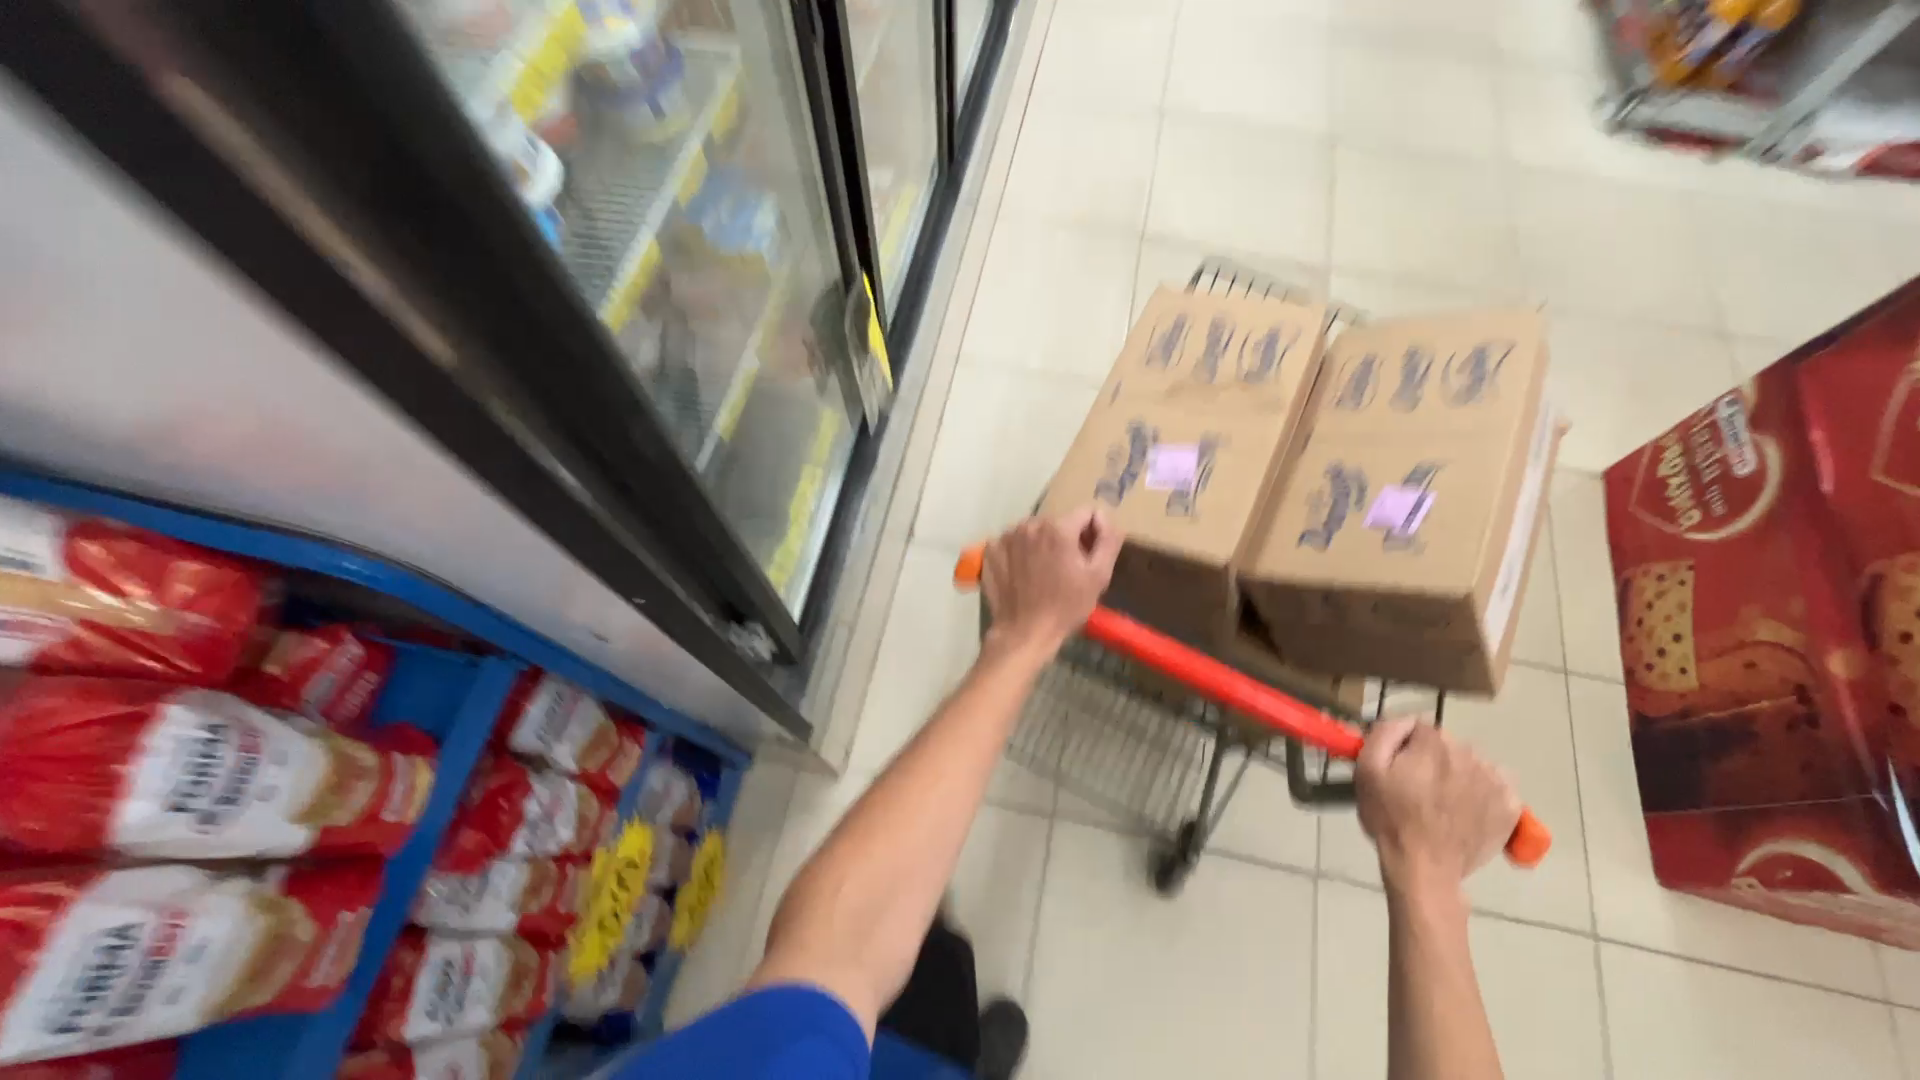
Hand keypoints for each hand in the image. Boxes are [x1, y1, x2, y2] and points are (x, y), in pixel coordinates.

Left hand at [981, 507, 1122, 657]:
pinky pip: (1012, 542)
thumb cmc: (1066, 606)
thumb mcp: (1098, 576)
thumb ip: (1108, 539)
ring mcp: (1006, 536)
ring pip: (1033, 531)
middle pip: (1056, 522)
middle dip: (1064, 539)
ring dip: (1040, 545)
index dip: (1091, 533)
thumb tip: (1103, 516)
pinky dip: (1018, 553)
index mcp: (1058, 528)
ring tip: (1041, 573)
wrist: (1024, 631)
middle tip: (1064, 569)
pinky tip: (1022, 574)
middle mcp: (1030, 524)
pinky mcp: (990, 549)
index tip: (1086, 556)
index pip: (1085, 513)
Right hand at [1356, 716, 1520, 897]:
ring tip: (1442, 803)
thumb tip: (1404, 719)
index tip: (1397, 768)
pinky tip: (1468, 810)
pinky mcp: (1512, 806)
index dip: (1405, 746)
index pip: (1419, 728)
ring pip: (1471, 764)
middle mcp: (1471, 754)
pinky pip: (1497, 786)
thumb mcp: (1367, 769)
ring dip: (1457, 775)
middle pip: (1447, 745)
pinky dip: (1483, 793)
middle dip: (1432, 760)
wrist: (1424, 867)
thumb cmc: (1390, 817)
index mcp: (1436, 743)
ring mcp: (1496, 781)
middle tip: (1416, 789)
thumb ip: (1384, 732)